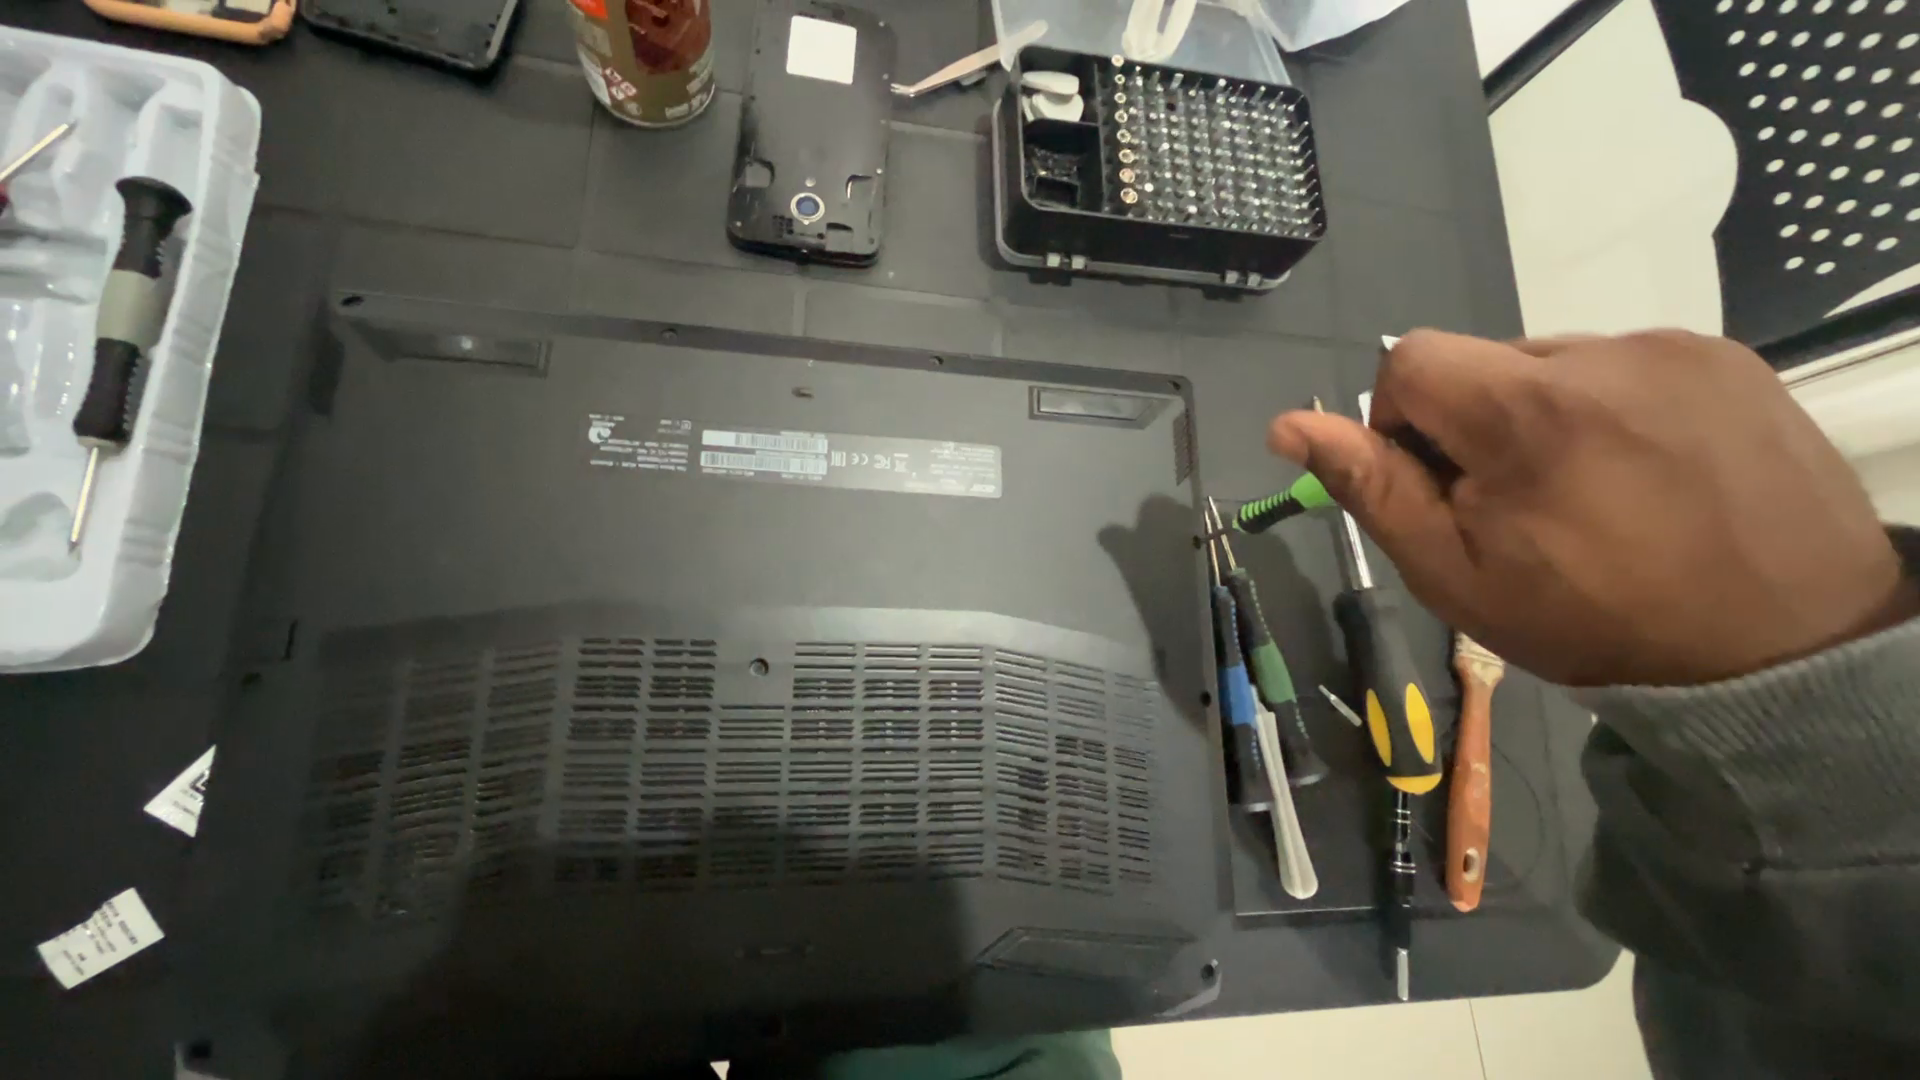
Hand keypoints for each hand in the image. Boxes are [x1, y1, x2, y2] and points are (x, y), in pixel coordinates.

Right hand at [1268, 330, 1917, 686]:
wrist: (1781, 648)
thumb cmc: (1587, 619)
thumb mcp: (1452, 570)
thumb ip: (1371, 485)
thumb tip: (1285, 426)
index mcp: (1526, 411)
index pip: (1410, 358)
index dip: (1399, 418)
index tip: (1437, 480)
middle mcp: (1604, 355)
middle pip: (1480, 359)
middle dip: (1468, 420)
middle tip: (1509, 499)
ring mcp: (1677, 349)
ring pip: (1547, 361)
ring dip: (1533, 412)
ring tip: (1579, 488)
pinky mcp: (1729, 357)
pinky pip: (1618, 365)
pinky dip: (1598, 408)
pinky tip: (1633, 469)